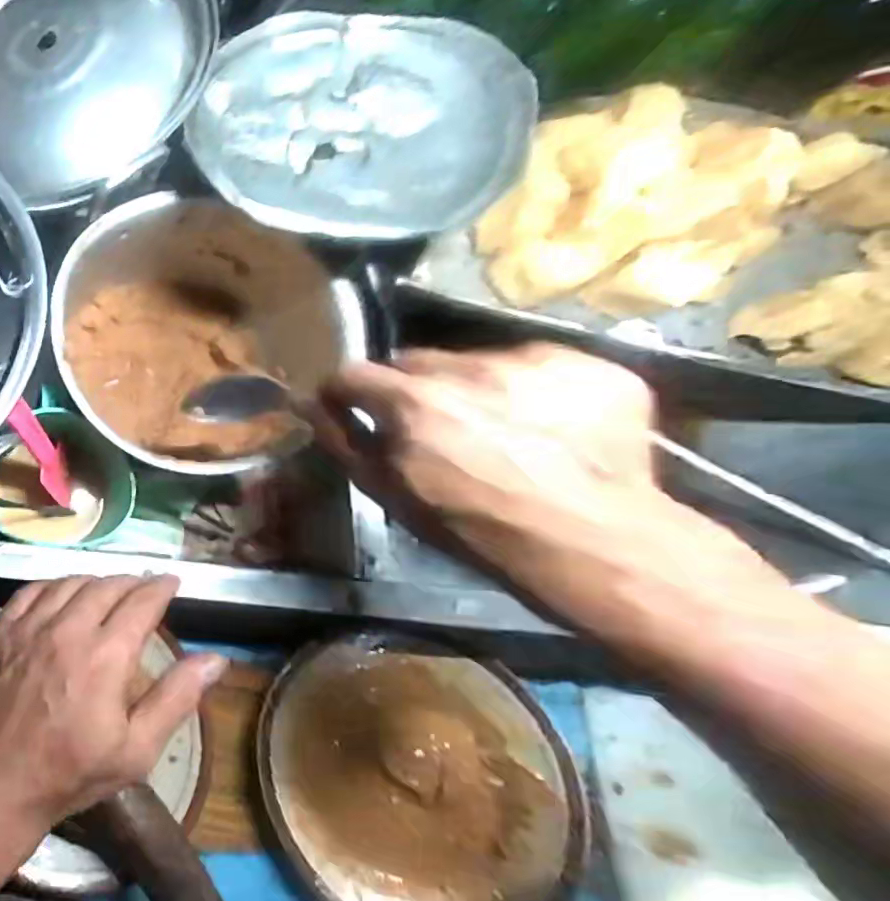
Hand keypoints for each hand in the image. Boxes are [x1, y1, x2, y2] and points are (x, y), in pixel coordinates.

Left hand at [0, 575, 228, 833]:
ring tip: (108, 588)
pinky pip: (30, 592)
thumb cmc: (70, 772)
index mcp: (104, 655)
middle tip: (143, 587)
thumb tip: (216, 660)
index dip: (160, 589)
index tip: (171, 582)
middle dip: (130, 582)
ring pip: (67, 584)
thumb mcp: (136, 749)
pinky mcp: (1, 632)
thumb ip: (176, 699)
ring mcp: (28, 627)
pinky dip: (53, 585)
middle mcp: (66, 629)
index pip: (140, 603)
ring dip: (94, 581)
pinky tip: (61, 592)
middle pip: (104, 587)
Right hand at [310, 345, 787, 630]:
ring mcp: (537, 361)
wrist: (592, 541)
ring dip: (467, 386)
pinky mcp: (591, 364)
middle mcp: (472, 367)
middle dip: (408, 388)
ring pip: (475, 359)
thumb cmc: (472, 526)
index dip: (348, 392)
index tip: (352, 409)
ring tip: (490, 426)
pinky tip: (540, 425)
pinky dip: (526, 388)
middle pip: (414, 360)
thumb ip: (342, 440)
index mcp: (414, 400)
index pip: (355, 372)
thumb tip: (308, 403)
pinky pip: (535, 365)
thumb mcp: (388, 491)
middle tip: (426, 425)